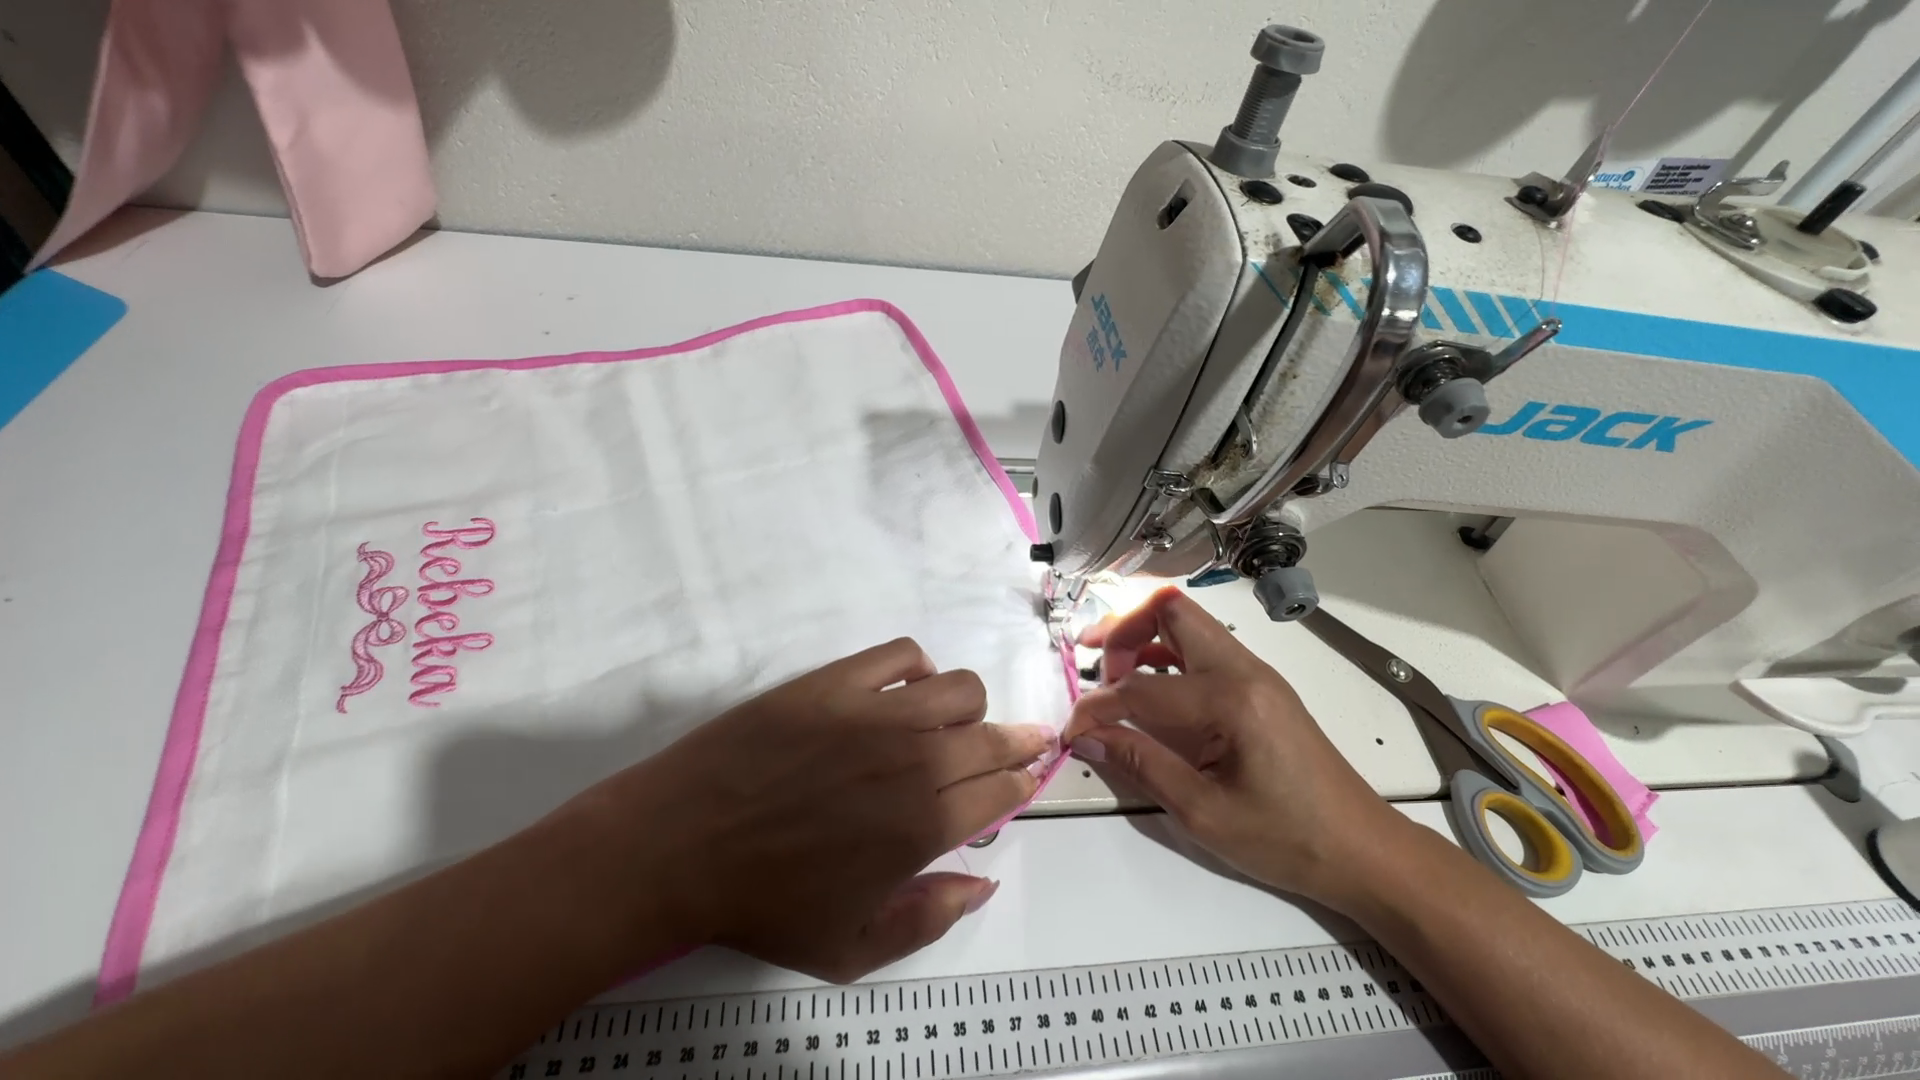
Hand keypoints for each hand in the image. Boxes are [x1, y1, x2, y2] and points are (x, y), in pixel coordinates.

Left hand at [584, 638, 1054, 981]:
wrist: (679, 844)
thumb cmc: (764, 904)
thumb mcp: (851, 950)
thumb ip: (930, 919)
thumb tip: (984, 882)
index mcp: (923, 827)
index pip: (1002, 790)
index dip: (1020, 783)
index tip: (1020, 780)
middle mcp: (913, 762)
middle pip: (992, 736)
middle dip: (1015, 743)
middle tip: (1013, 746)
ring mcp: (874, 713)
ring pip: (960, 687)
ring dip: (968, 708)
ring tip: (948, 726)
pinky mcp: (835, 681)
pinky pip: (903, 654)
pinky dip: (917, 669)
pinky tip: (902, 694)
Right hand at [1062, 587, 1400, 906]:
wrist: (1361, 849)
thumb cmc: (1286, 839)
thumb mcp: (1203, 811)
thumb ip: (1140, 764)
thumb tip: (1086, 737)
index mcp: (1231, 699)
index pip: (1141, 687)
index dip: (1097, 708)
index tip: (1072, 732)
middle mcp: (1244, 670)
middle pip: (1171, 609)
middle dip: (1122, 627)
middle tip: (1092, 661)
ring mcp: (1256, 673)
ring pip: (1188, 622)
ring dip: (1144, 635)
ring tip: (1110, 671)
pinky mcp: (1260, 686)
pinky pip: (1203, 649)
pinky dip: (1167, 654)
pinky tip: (1148, 687)